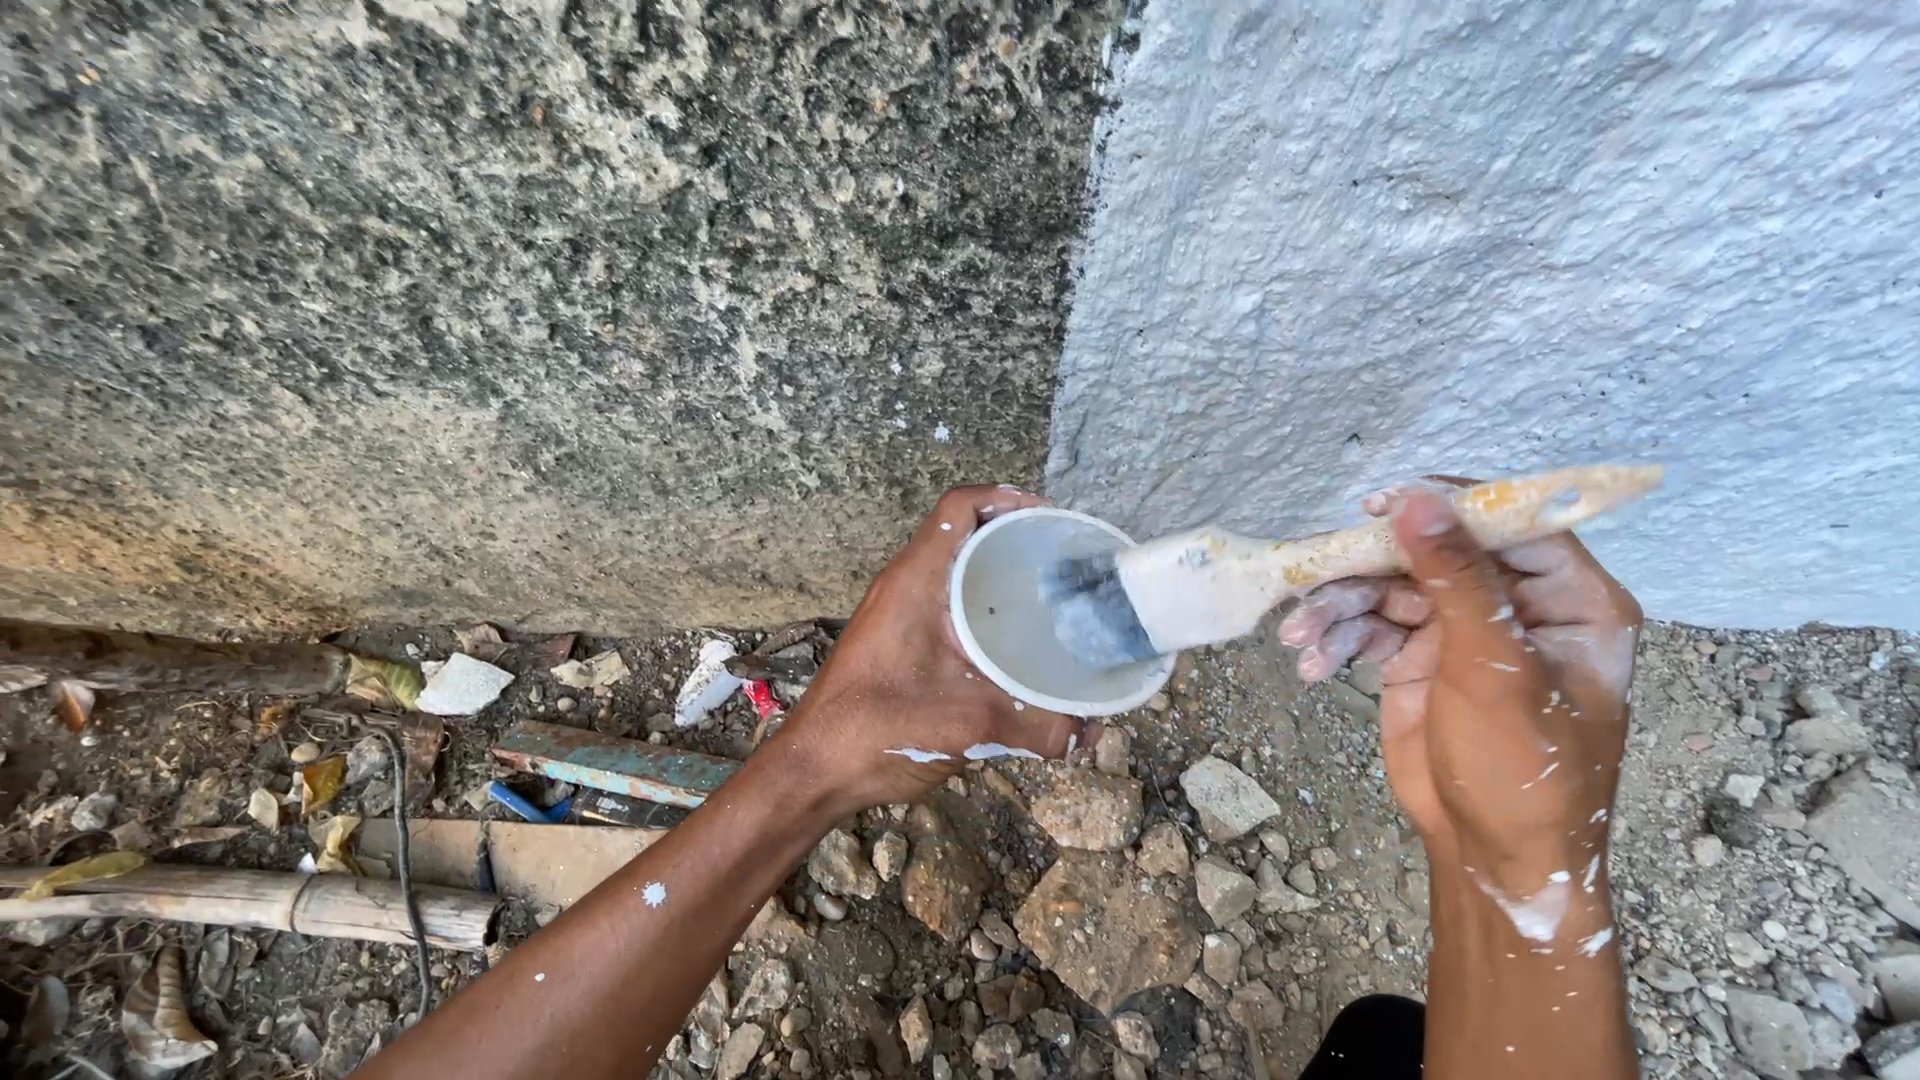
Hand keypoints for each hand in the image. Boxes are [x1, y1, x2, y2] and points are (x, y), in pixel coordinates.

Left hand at [766, 485, 1095, 818]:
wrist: (813, 769)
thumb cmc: (878, 729)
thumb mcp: (970, 723)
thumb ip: (1038, 727)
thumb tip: (1091, 737)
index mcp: (917, 579)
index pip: (960, 505)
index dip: (1007, 498)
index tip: (1050, 519)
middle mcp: (904, 585)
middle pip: (962, 535)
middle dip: (1012, 539)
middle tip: (1060, 563)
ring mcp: (896, 613)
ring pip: (953, 574)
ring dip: (994, 578)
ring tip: (1045, 600)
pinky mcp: (895, 642)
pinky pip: (945, 607)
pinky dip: (978, 613)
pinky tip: (1008, 647)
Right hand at [1280, 485, 1640, 904]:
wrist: (1487, 853)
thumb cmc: (1523, 770)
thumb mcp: (1494, 670)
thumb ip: (1456, 579)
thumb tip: (1414, 499)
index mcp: (1567, 602)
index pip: (1512, 527)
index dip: (1449, 507)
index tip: (1380, 505)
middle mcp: (1512, 606)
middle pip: (1431, 554)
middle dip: (1366, 570)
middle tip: (1314, 574)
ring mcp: (1458, 631)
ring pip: (1386, 590)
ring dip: (1336, 611)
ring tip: (1299, 639)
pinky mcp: (1414, 656)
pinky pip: (1366, 627)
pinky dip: (1334, 642)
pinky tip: (1312, 666)